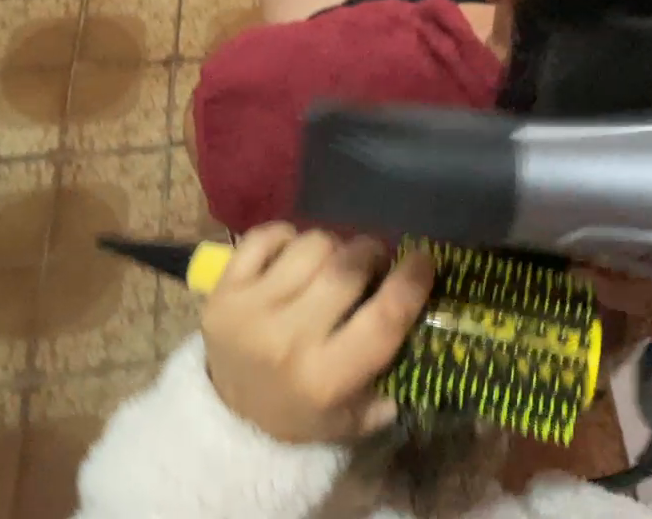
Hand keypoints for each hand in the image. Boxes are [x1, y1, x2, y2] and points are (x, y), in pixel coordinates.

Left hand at [201, 224, 435, 443]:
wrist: (225, 414)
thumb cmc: (300, 409)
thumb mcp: (351, 417)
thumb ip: (393, 380)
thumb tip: (429, 326)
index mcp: (324, 379)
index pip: (382, 318)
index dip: (411, 281)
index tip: (424, 259)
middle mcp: (287, 341)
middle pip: (347, 267)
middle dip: (371, 253)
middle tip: (374, 261)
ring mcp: (250, 310)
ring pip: (313, 244)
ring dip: (332, 246)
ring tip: (332, 262)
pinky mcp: (223, 289)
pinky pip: (268, 235)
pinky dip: (288, 236)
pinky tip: (293, 257)